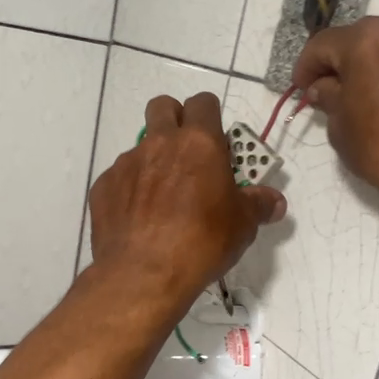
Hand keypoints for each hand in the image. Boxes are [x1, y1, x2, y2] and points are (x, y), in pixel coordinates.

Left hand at [88, 92, 286, 313]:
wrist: (143, 275)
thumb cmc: (202, 243)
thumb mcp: (242, 226)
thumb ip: (258, 205)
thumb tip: (275, 202)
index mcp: (198, 143)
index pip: (203, 103)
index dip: (210, 117)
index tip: (216, 143)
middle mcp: (159, 144)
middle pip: (162, 107)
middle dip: (174, 120)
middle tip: (186, 155)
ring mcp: (126, 164)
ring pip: (140, 147)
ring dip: (152, 163)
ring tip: (162, 201)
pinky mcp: (103, 188)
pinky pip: (119, 179)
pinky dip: (130, 192)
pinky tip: (139, 221)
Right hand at [292, 16, 378, 211]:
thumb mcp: (341, 129)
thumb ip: (329, 99)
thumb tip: (325, 87)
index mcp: (365, 41)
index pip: (322, 44)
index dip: (306, 67)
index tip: (301, 89)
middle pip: (360, 39)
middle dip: (342, 63)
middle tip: (333, 92)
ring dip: (375, 65)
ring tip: (370, 96)